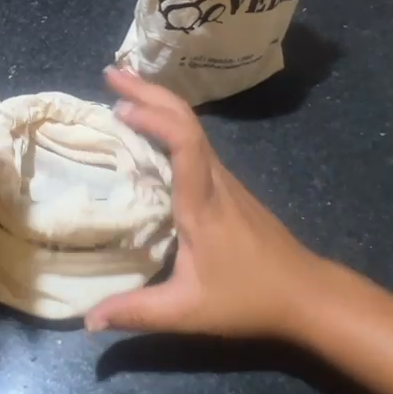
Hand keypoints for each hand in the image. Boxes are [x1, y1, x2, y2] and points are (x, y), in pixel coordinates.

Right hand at [86, 67, 336, 340]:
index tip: (119, 106)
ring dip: (156, 101)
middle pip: (185, 118)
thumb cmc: (247, 298)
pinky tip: (148, 126)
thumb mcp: (188, 311)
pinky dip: (166, 121)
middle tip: (110, 72)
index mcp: (202, 201)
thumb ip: (137, 312)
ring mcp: (223, 177)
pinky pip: (193, 139)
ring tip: (121, 90)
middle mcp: (213, 178)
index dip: (153, 116)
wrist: (306, 293)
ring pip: (191, 124)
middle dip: (147, 90)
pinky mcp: (225, 183)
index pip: (185, 141)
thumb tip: (86, 321)